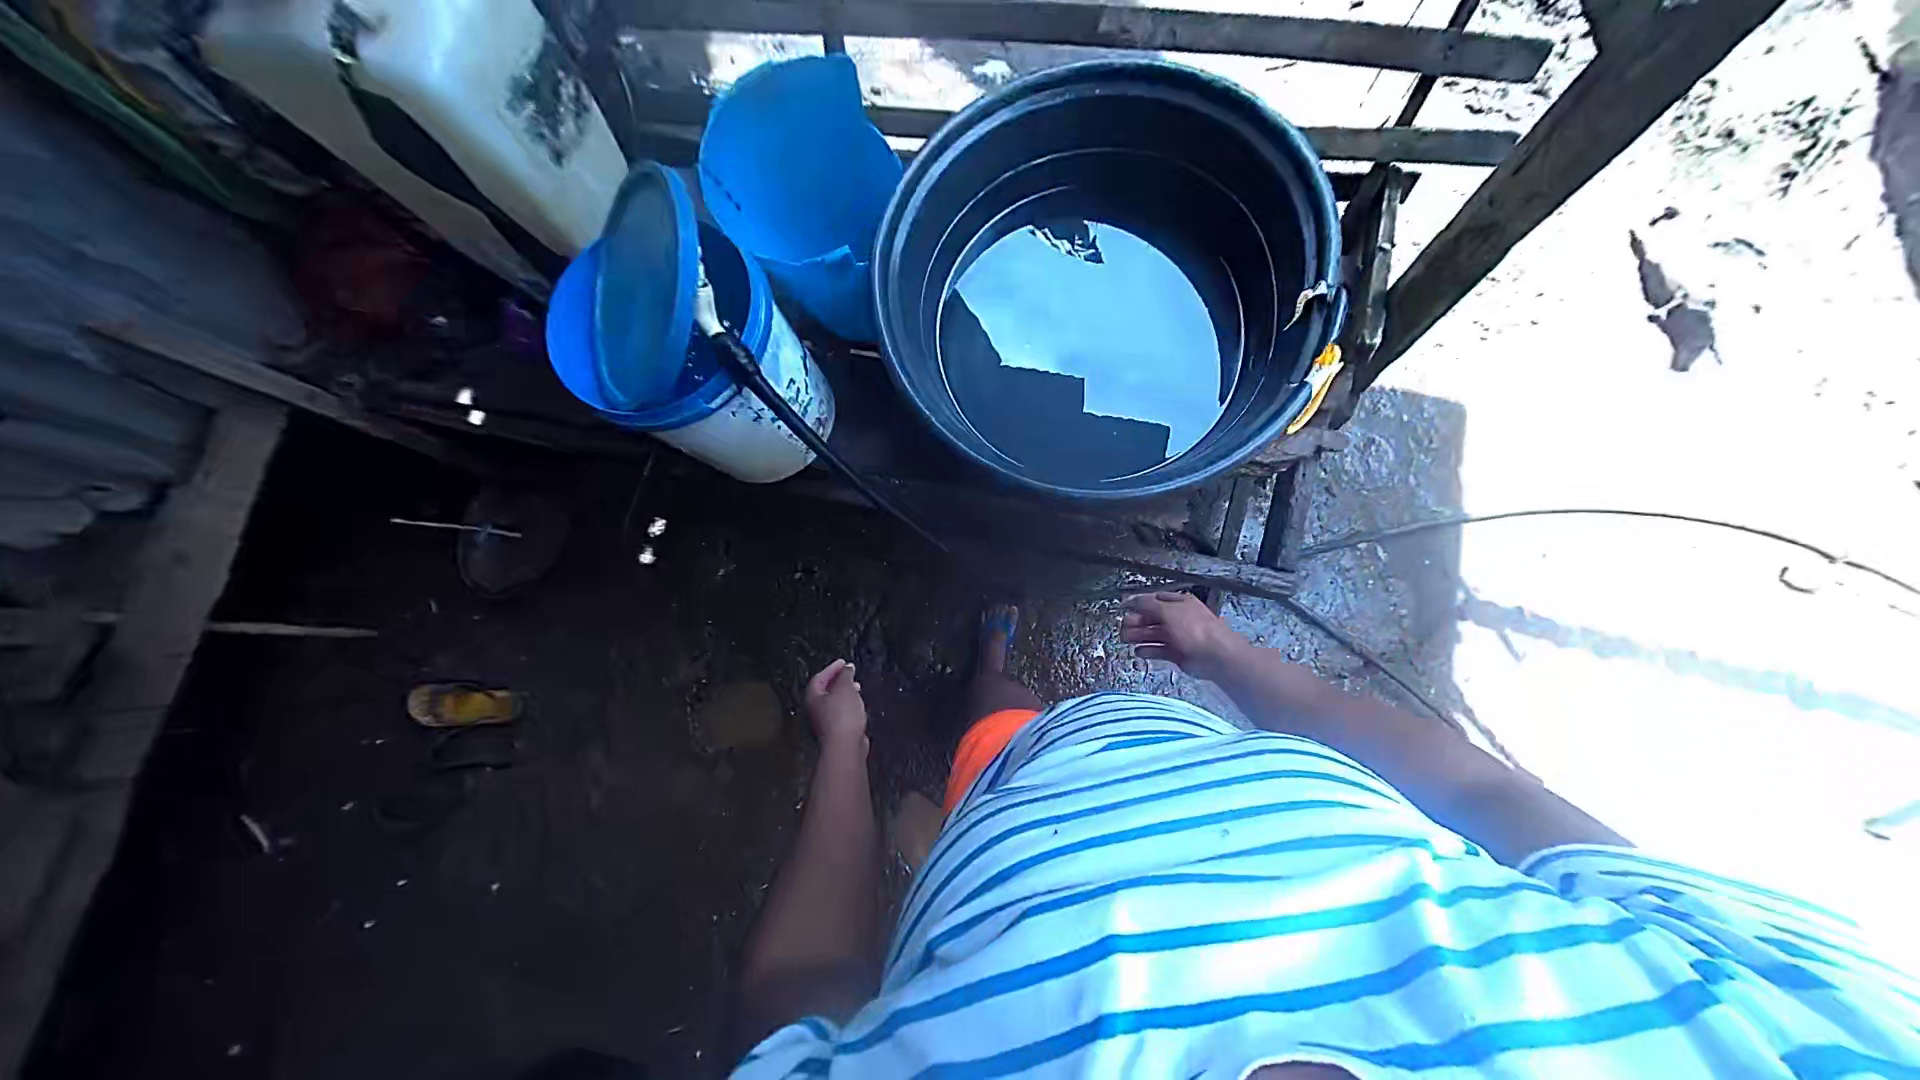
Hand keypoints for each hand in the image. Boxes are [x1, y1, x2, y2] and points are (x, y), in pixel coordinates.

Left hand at [806, 659, 866, 753]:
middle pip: (826, 690)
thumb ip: (846, 675)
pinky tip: (859, 707)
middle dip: (839, 681)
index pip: (820, 677)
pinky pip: (842, 714)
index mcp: (814, 697)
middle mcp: (816, 709)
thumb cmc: (842, 715)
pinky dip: (850, 706)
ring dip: (846, 694)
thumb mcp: (845, 688)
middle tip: (850, 674)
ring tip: (858, 688)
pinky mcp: (837, 731)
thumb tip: (847, 668)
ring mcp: (826, 722)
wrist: (845, 746)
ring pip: (835, 703)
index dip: (832, 669)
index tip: (843, 663)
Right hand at [1120, 592, 1249, 683]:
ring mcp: (1179, 637)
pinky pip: (1158, 650)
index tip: (1125, 608)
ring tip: (1126, 639)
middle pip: (1152, 618)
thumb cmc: (1197, 629)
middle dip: (1136, 622)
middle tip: (1124, 626)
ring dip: (1139, 636)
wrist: (1215, 655)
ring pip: (1153, 634)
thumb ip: (1146, 604)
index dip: (1139, 603)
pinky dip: (1148, 650)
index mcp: (1179, 603)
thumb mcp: (1166, 610)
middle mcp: (1179, 619)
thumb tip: (1131, 600)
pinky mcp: (1177, 653)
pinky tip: (1140, 651)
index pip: (1154, 599)